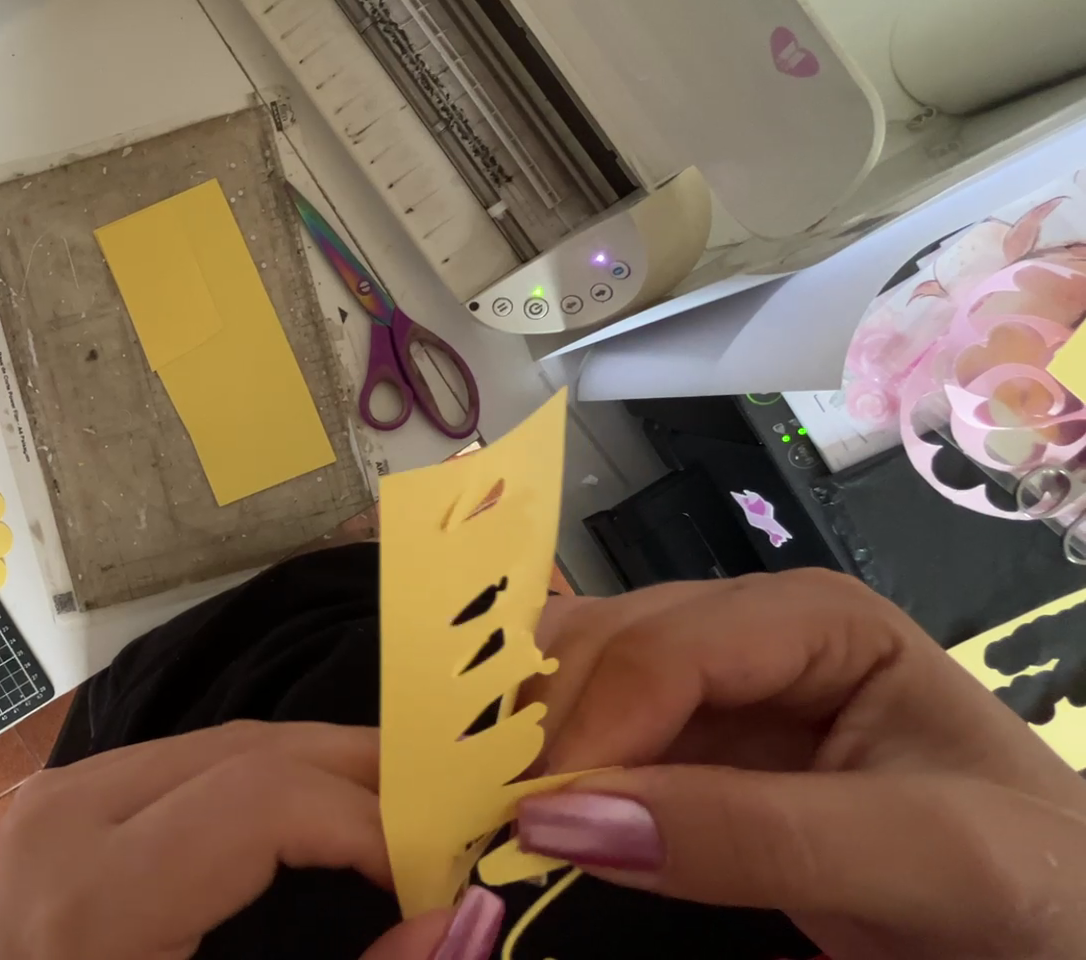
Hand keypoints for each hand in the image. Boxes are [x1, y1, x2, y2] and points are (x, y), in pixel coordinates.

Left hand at [0, 719, 496, 959]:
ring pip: (215, 743)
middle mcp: (66, 812)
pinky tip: (309, 804)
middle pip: (240, 751)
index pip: (256, 801)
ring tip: (392, 799)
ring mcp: (58, 791)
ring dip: (311, 765)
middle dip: (354, 768)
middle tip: (444, 803)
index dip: (365, 820)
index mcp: (94, 899)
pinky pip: (183, 762)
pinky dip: (259, 776)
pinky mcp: (64, 791)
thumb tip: (456, 917)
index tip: (442, 868)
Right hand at [518, 570, 1085, 959]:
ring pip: (564, 662)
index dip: (591, 729)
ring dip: (523, 726)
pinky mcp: (664, 713)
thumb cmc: (1038, 890)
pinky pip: (568, 700)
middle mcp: (732, 619)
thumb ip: (752, 838)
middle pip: (598, 646)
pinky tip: (527, 783)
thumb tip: (553, 821)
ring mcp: (691, 661)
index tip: (536, 818)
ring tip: (512, 803)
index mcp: (807, 614)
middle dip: (547, 729)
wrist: (1052, 932)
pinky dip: (531, 736)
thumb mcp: (932, 867)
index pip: (661, 652)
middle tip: (511, 820)